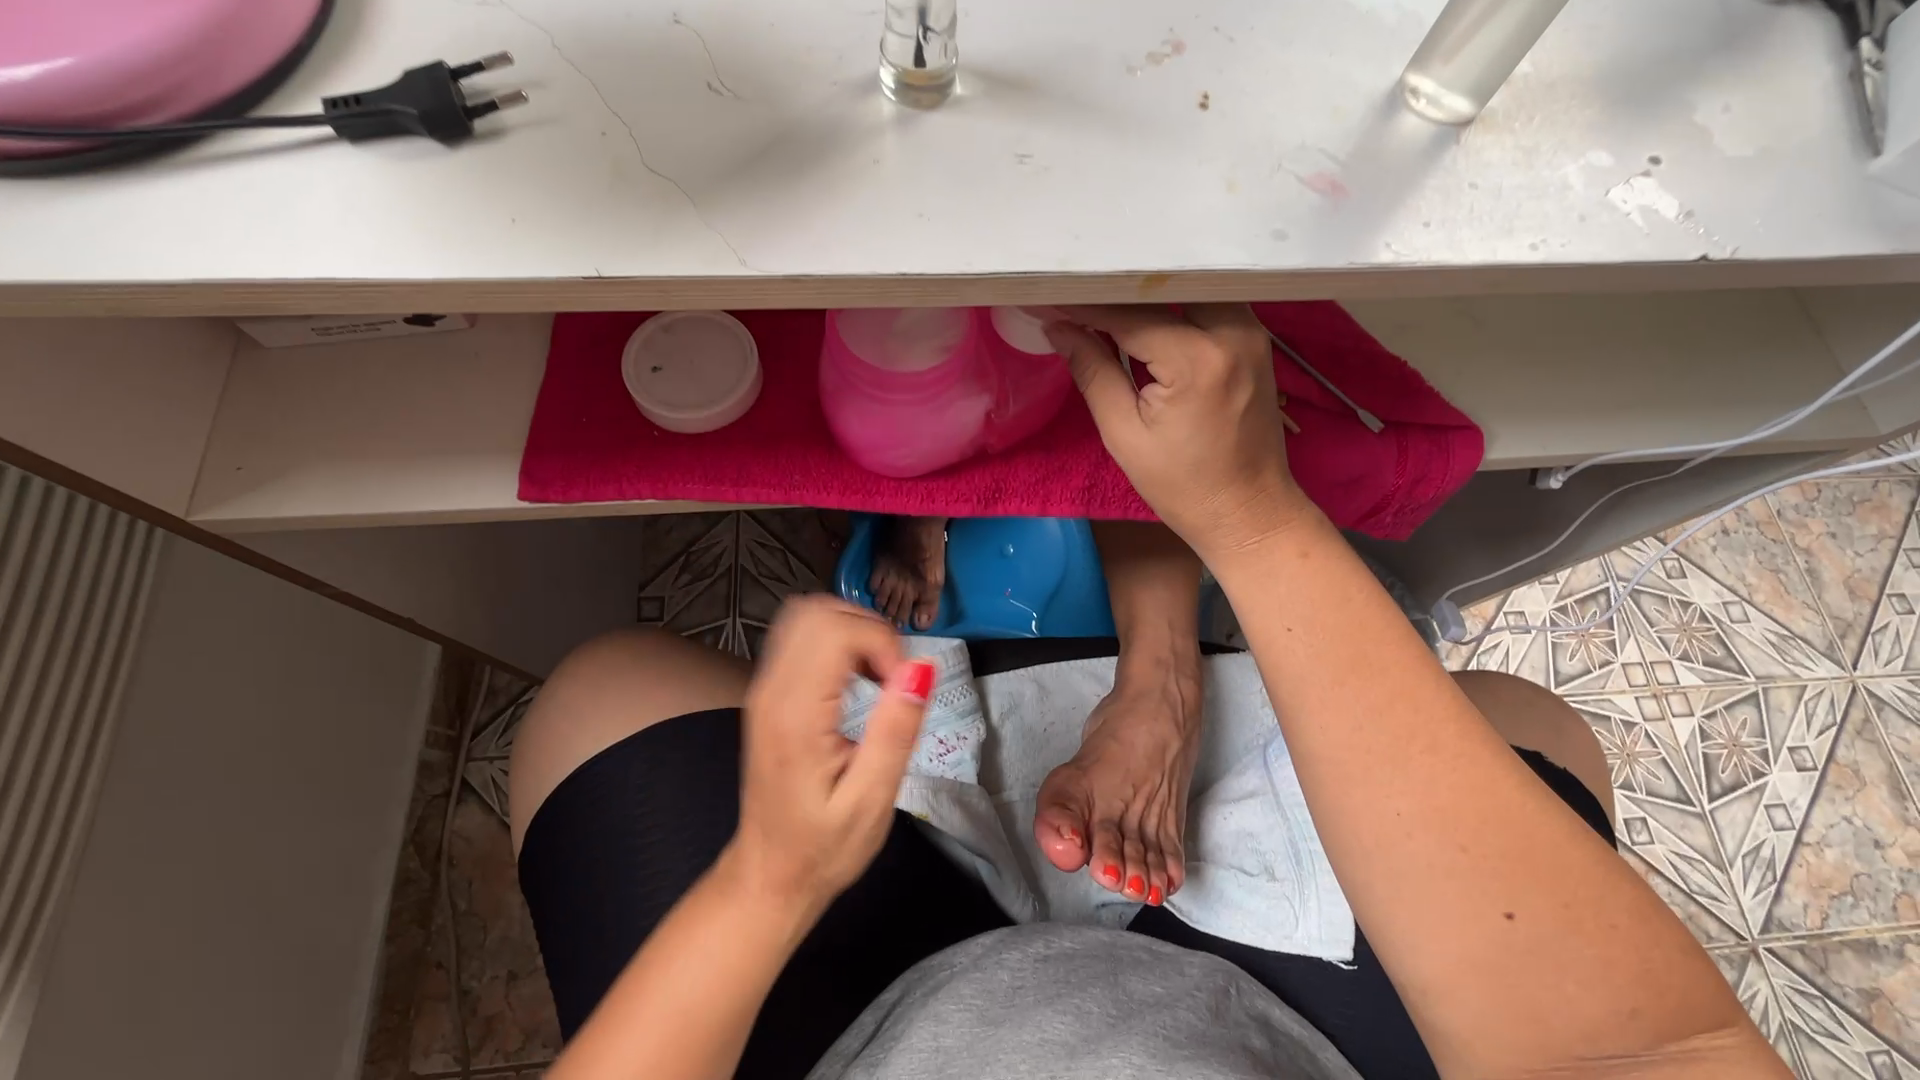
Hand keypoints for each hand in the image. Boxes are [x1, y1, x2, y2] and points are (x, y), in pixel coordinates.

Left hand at [728, 597, 934, 914]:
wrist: (769, 874)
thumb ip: (895, 731)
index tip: (902, 688)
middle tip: (893, 678)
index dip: (882, 643)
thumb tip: (921, 667)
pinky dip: (838, 641)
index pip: (836, 630)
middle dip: (869, 629)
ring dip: (854, 631)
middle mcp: (772, 690)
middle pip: (817, 610)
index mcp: (795, 715)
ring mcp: (764, 687)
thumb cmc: (823, 848)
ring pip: (806, 615)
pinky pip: (800, 638)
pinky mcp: (769, 692)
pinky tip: (857, 681)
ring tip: (879, 677)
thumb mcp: (871, 801)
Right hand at [1046, 304, 1313, 559]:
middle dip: (1116, 288)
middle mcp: (1232, 332)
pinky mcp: (1256, 340)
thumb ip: (1093, 371)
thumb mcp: (1124, 434)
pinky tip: (1144, 314)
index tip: (1045, 301)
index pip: (1129, 314)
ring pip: (1190, 288)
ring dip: (1148, 292)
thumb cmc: (1183, 486)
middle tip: (1073, 292)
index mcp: (1197, 360)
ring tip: (1103, 299)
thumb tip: (1057, 327)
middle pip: (1165, 287)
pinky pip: (1209, 305)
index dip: (1082, 305)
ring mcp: (1252, 333)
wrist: (1249, 512)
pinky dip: (1175, 305)